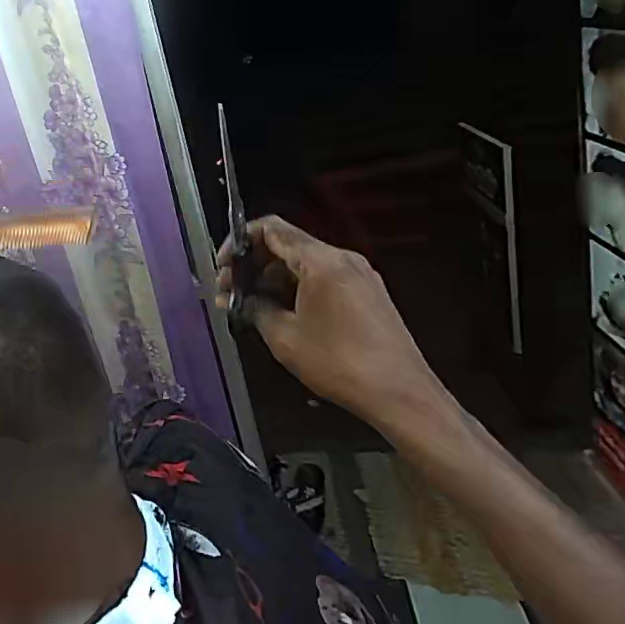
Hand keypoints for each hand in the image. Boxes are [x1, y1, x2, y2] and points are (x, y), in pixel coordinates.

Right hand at [218, 217, 451, 432]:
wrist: (401, 395)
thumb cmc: (339, 363)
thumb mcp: (284, 337)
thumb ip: (256, 308)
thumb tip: (244, 300)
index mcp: (321, 261)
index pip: (270, 229)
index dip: (239, 242)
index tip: (223, 266)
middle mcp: (342, 258)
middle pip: (286, 244)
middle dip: (253, 264)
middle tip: (229, 291)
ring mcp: (359, 275)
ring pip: (303, 263)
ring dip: (273, 279)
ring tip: (251, 306)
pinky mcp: (367, 294)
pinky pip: (322, 277)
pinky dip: (296, 288)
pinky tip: (282, 313)